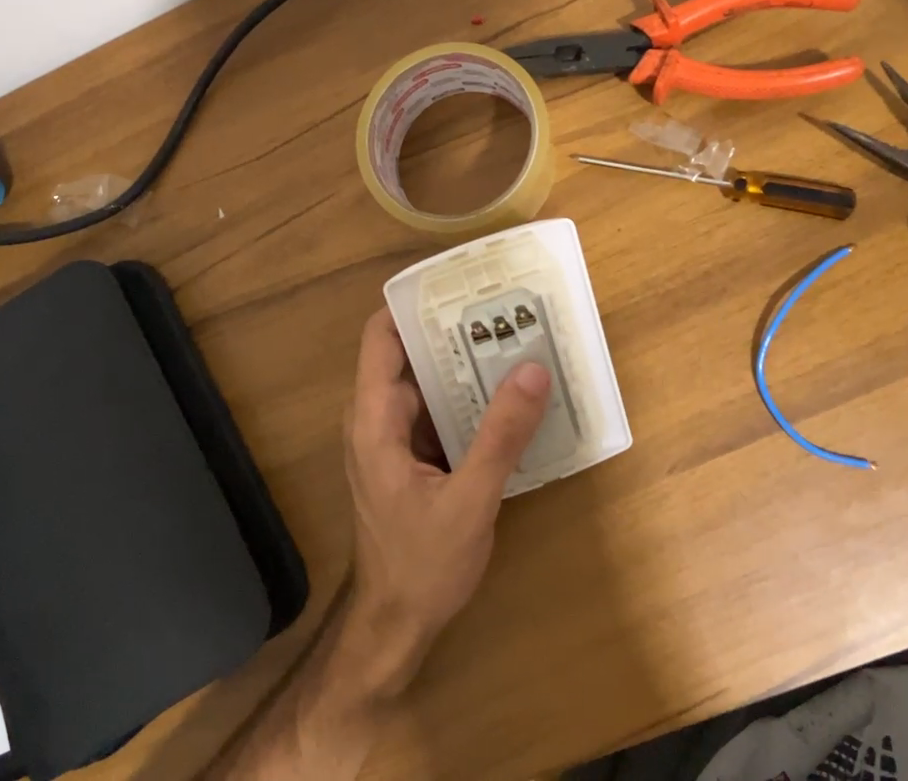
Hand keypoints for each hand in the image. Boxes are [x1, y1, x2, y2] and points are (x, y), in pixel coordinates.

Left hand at [338, 308, 550, 696]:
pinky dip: (467, 403)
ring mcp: (392, 441)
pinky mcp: (410, 461)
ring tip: (515, 343)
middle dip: (453, 332)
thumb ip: (501, 436)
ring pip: (426, 387)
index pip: (381, 338)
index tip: (459, 283)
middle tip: (506, 311)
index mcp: (374, 420)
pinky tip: (508, 399)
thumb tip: (532, 369)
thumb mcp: (470, 500)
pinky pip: (436, 416)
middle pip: (409, 356)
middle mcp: (376, 420)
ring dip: (465, 368)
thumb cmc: (423, 564)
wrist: (397, 625)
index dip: (413, 303)